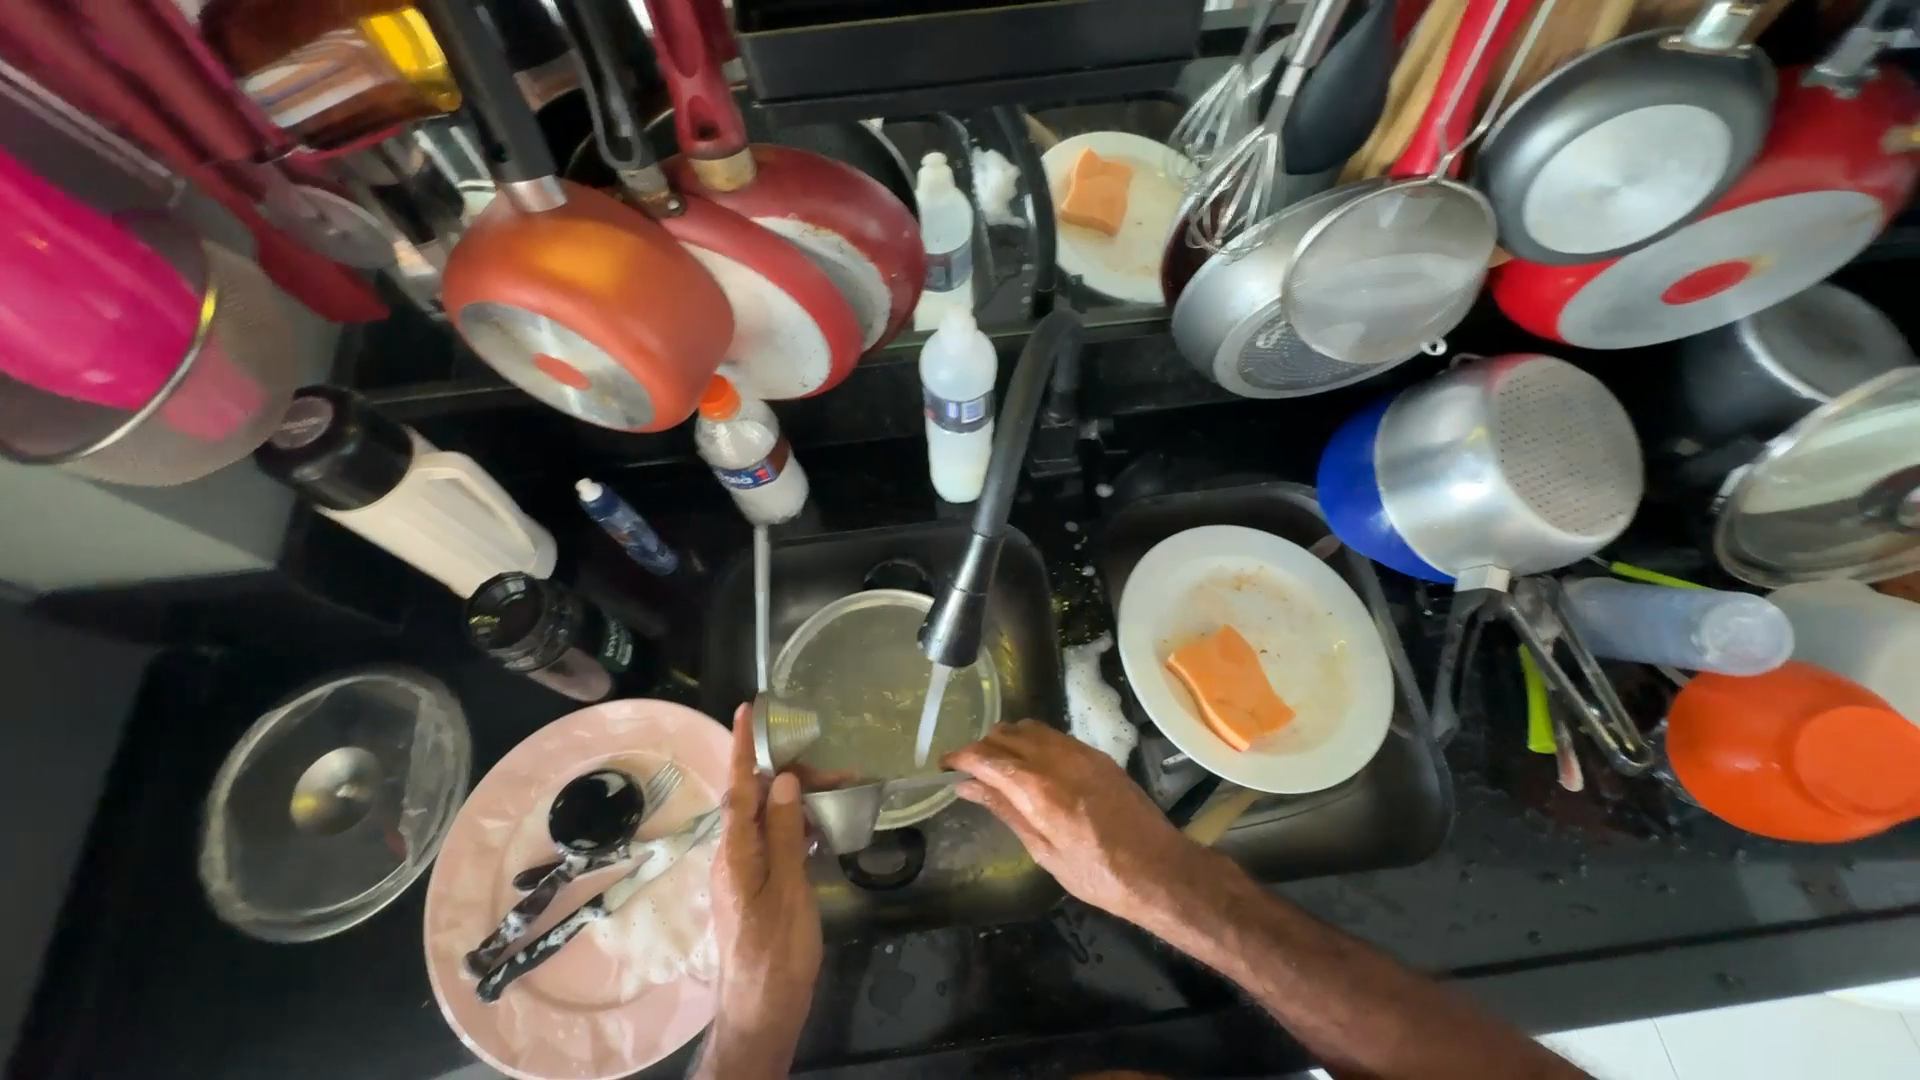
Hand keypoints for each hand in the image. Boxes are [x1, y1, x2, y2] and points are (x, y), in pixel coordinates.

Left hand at [698, 704, 820, 1079]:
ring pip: (770, 819)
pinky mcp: (758, 887)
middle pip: (759, 800)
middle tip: (840, 773)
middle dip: (795, 777)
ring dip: (802, 801)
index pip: (739, 788)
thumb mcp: (788, 890)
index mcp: (735, 853)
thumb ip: (785, 833)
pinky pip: (776, 842)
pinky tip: (825, 826)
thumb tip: (786, 781)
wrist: (763, 1013)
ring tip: (842, 793)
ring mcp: (745, 872)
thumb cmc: (777, 953)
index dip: (744, 748)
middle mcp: (734, 856)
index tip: (748, 710)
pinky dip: (799, 827)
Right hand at [944, 720, 1209, 921]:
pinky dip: (1033, 742)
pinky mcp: (1097, 755)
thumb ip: (1005, 810)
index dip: (961, 757)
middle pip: (1006, 735)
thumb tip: (968, 786)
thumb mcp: (1043, 850)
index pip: (988, 757)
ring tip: (998, 766)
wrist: (1158, 868)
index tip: (945, 767)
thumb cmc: (1097, 874)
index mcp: (1039, 789)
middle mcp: (1057, 759)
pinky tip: (1032, 765)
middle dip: (982, 748)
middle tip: (969, 771)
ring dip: (1007, 740)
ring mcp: (1080, 752)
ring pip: (1030, 728)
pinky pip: (1054, 735)